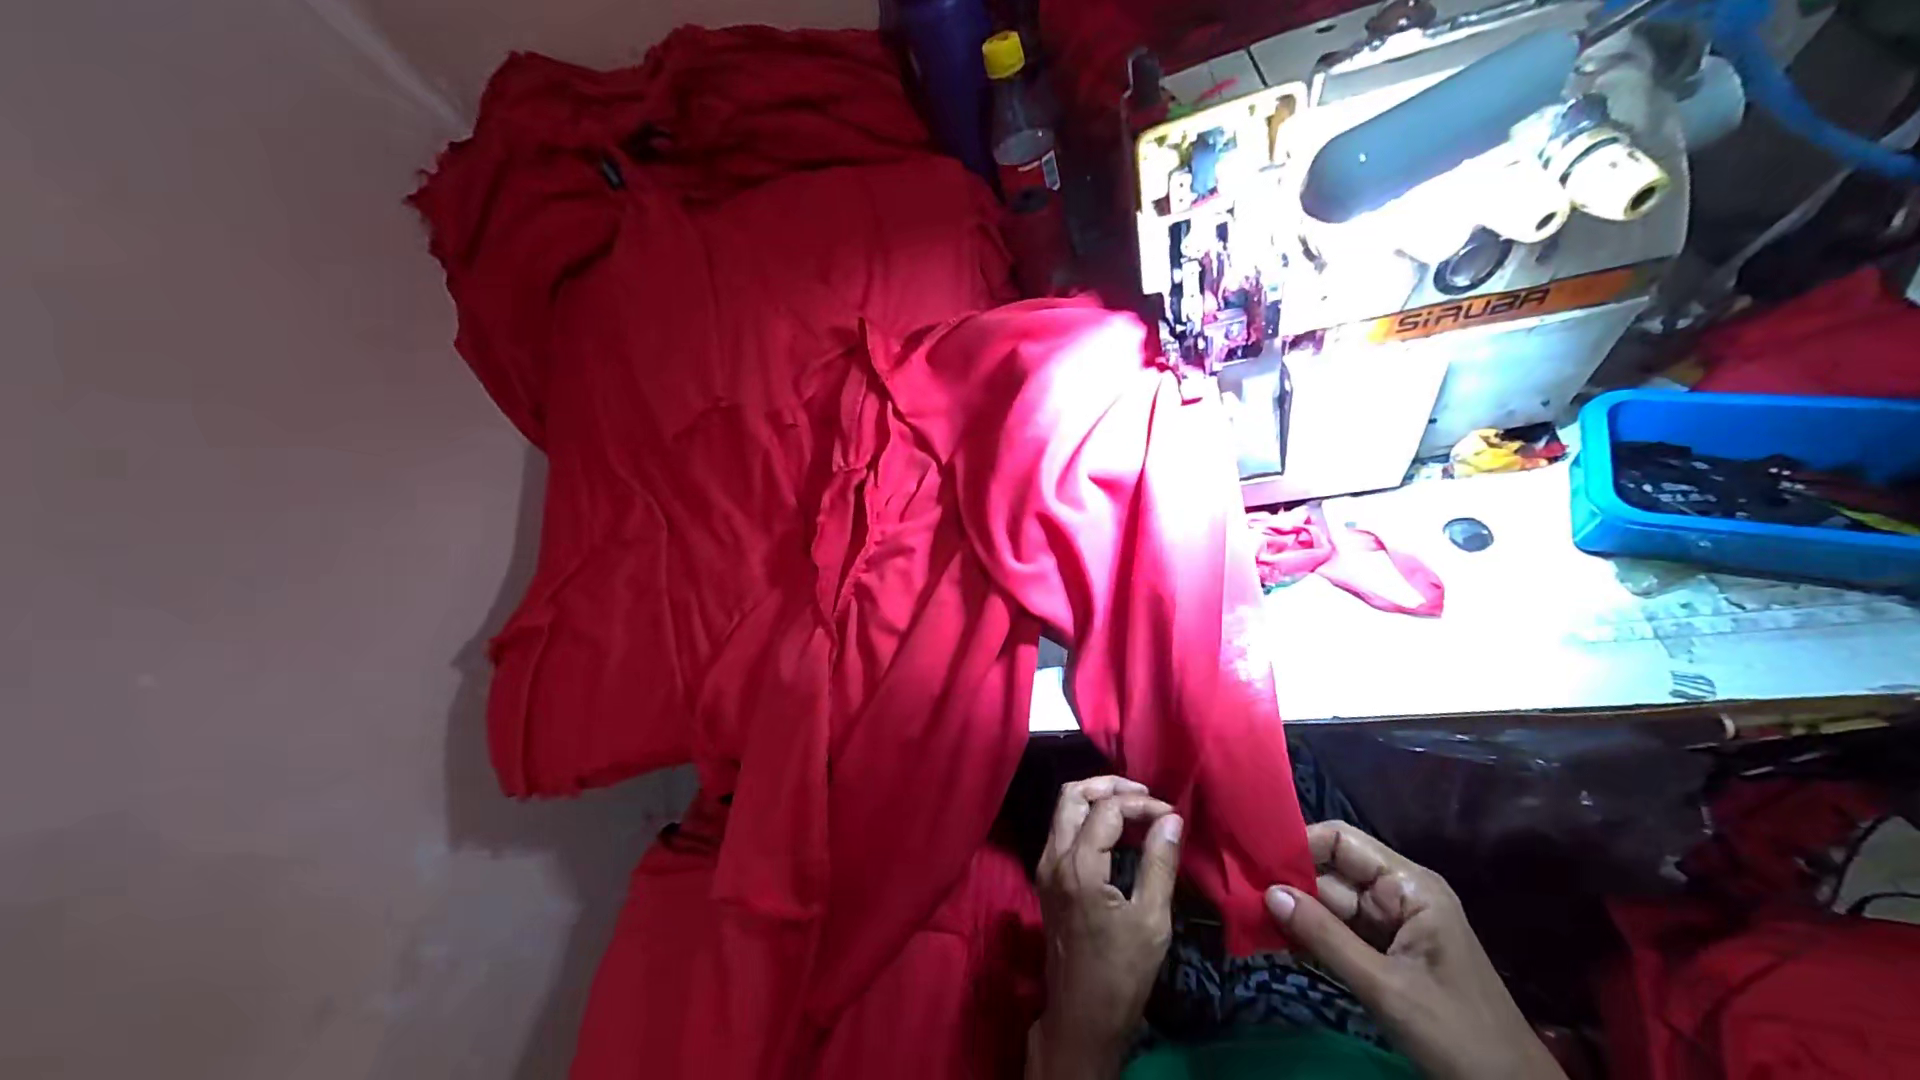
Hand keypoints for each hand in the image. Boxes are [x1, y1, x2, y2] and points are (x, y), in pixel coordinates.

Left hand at [1028, 777, 1182, 1079]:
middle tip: (1144, 794)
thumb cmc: (1121, 973)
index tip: (1170, 815)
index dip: (1140, 804)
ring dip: (1095, 798)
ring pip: (1063, 809)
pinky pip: (1062, 829)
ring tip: (1132, 806)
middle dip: (1108, 786)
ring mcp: (1045, 866)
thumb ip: (1159, 863)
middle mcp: (1053, 857)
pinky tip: (1113, 829)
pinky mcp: (1046, 877)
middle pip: (1072, 795)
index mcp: (1078, 865)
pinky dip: (1086, 817)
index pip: (1106, 809)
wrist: (1081, 1017)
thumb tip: (1171, 819)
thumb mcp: (1151, 920)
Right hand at [1265, 822, 1565, 1079]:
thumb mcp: (1386, 988)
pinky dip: (1311, 936)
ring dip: (1295, 912)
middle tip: (1242, 894)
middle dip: (1289, 883)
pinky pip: (1339, 932)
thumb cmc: (1458, 1036)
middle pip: (1331, 872)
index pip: (1342, 841)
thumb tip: (1269, 891)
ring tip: (1250, 917)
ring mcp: (1393, 925)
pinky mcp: (1386, 953)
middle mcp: (1399, 895)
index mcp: (1410, 887)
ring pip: (1330, 903)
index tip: (1256, 859)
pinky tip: (1278, 942)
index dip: (1300, 844)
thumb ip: (1325, 937)